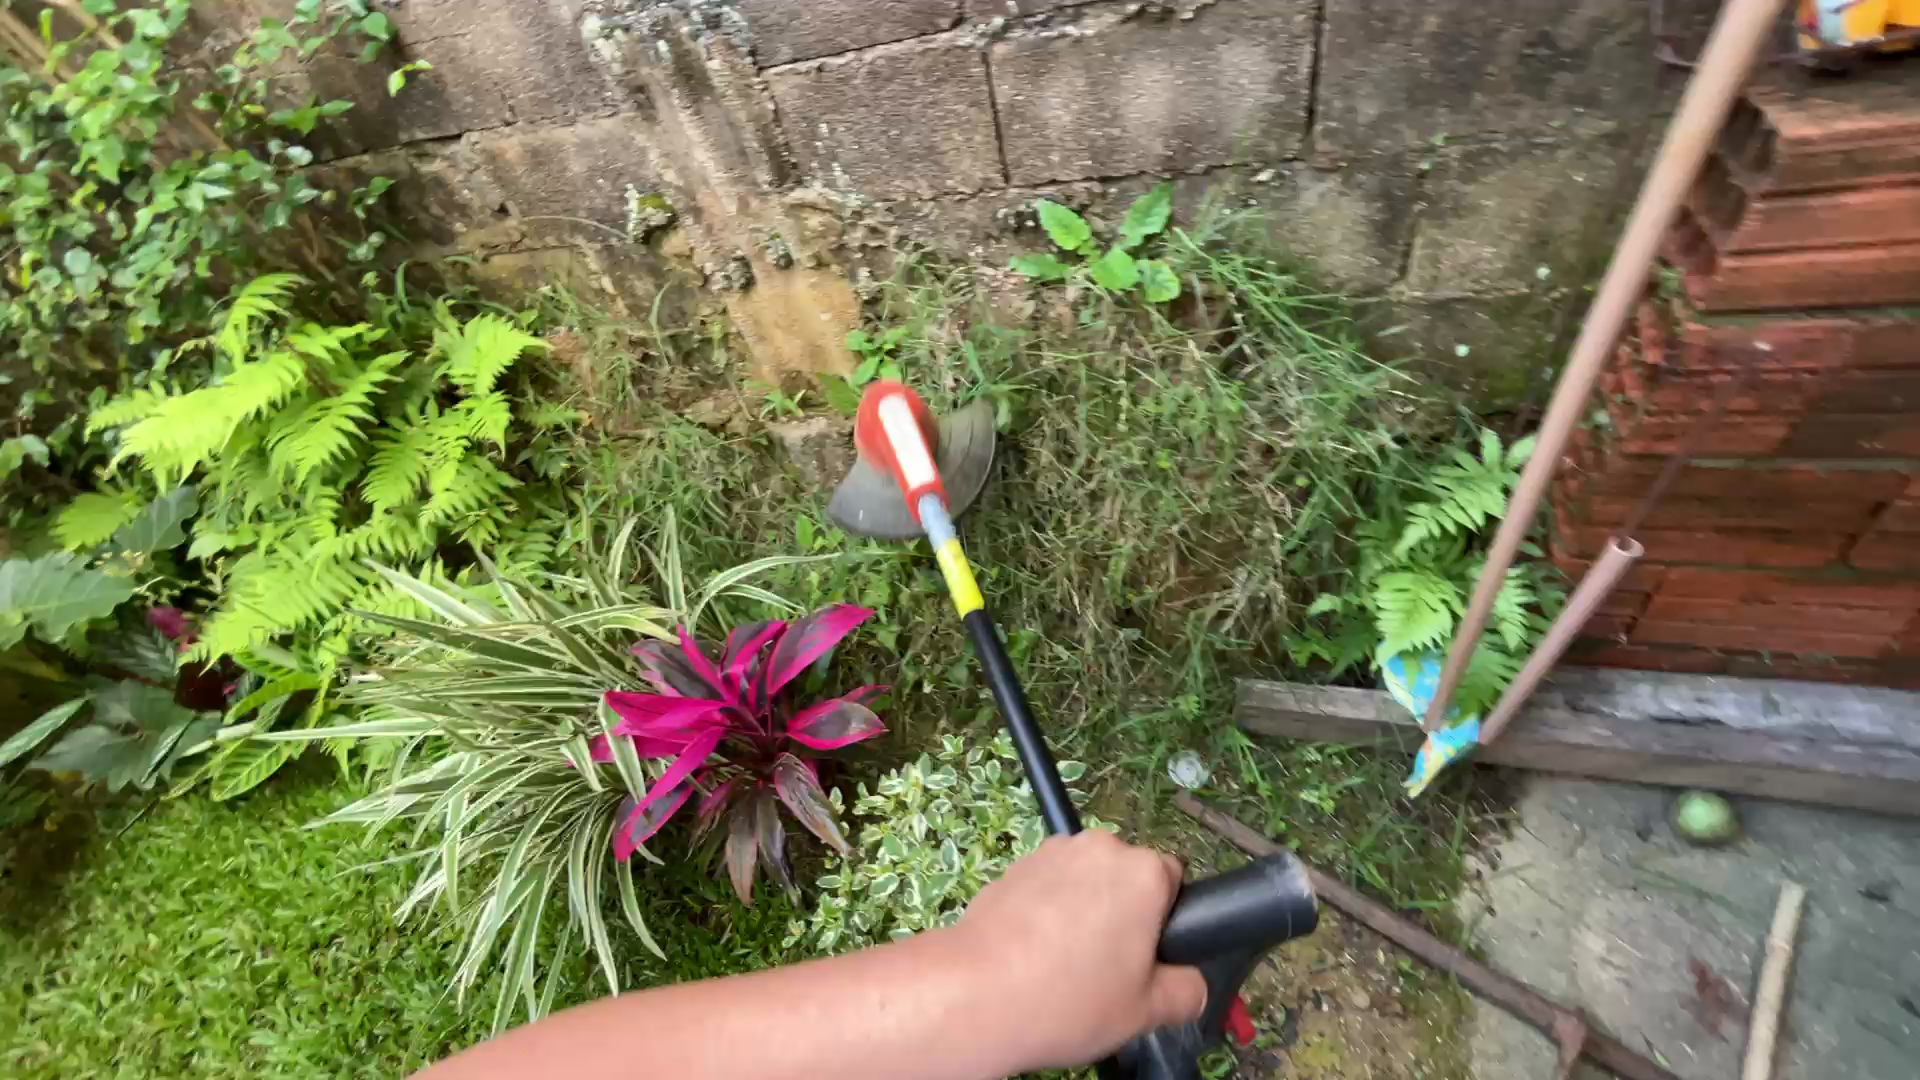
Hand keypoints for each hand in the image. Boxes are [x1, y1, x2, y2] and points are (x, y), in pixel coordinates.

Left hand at [945, 830, 1207, 1070]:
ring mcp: (1056, 849)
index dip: (1165, 918)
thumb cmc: (1072, 996)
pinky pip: (1052, 879)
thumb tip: (1190, 983)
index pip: (1173, 877)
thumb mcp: (1146, 1011)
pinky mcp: (1021, 860)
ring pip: (1088, 876)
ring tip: (1068, 959)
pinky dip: (1051, 903)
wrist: (982, 987)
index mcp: (1142, 872)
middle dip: (1125, 909)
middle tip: (1111, 964)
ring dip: (1087, 904)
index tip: (1148, 953)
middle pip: (1128, 873)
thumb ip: (1185, 991)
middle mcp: (1101, 846)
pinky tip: (1037, 945)